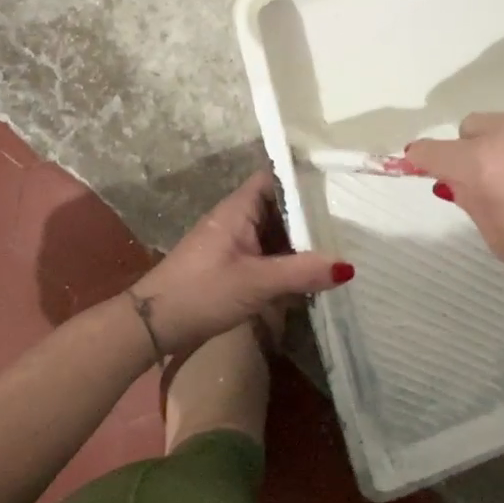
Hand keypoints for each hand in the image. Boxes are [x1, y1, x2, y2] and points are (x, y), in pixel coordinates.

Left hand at [128, 171, 352, 355]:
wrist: (153, 324)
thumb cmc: (202, 292)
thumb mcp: (256, 283)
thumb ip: (301, 273)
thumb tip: (347, 266)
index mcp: (238, 209)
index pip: (275, 178)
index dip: (303, 178)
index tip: (336, 186)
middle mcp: (236, 220)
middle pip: (280, 207)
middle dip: (310, 215)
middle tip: (350, 220)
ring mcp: (233, 244)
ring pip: (274, 234)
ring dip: (300, 242)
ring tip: (341, 245)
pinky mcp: (231, 266)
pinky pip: (266, 255)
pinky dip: (287, 262)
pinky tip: (312, 274)